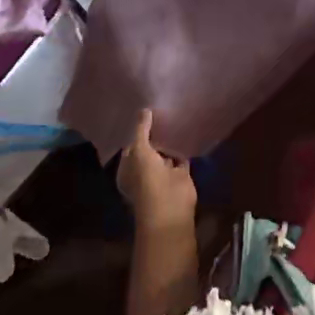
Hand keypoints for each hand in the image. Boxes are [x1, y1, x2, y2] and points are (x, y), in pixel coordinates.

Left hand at [117, 110, 195, 229]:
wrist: (170, 204)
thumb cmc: (147, 178)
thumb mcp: (139, 150)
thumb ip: (141, 130)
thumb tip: (144, 109)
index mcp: (128, 169)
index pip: (131, 146)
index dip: (137, 131)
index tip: (145, 113)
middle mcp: (143, 171)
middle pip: (148, 149)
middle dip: (154, 135)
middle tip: (162, 111)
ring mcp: (162, 173)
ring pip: (165, 153)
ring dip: (169, 140)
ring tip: (174, 117)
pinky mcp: (180, 174)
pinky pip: (180, 157)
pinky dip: (183, 148)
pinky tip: (186, 131)